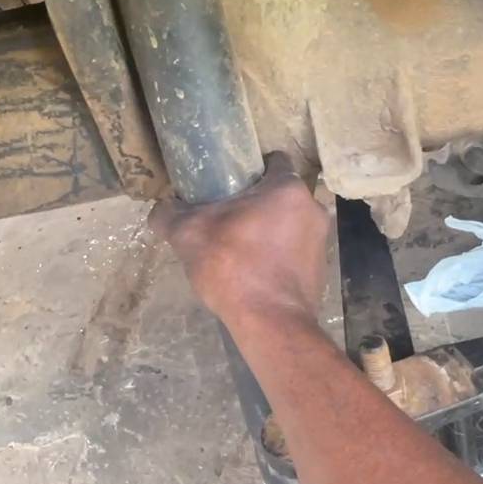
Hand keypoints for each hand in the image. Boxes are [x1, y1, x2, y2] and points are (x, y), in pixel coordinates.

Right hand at [149, 152, 329, 330]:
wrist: (269, 322)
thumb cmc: (233, 265)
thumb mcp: (188, 234)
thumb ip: (169, 214)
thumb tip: (161, 208)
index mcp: (288, 189)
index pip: (274, 160)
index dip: (252, 167)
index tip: (230, 181)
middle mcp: (312, 209)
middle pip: (279, 195)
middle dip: (255, 203)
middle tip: (225, 217)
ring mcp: (321, 242)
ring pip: (288, 224)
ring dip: (266, 231)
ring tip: (236, 247)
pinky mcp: (320, 271)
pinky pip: (293, 252)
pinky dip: (275, 256)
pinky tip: (251, 272)